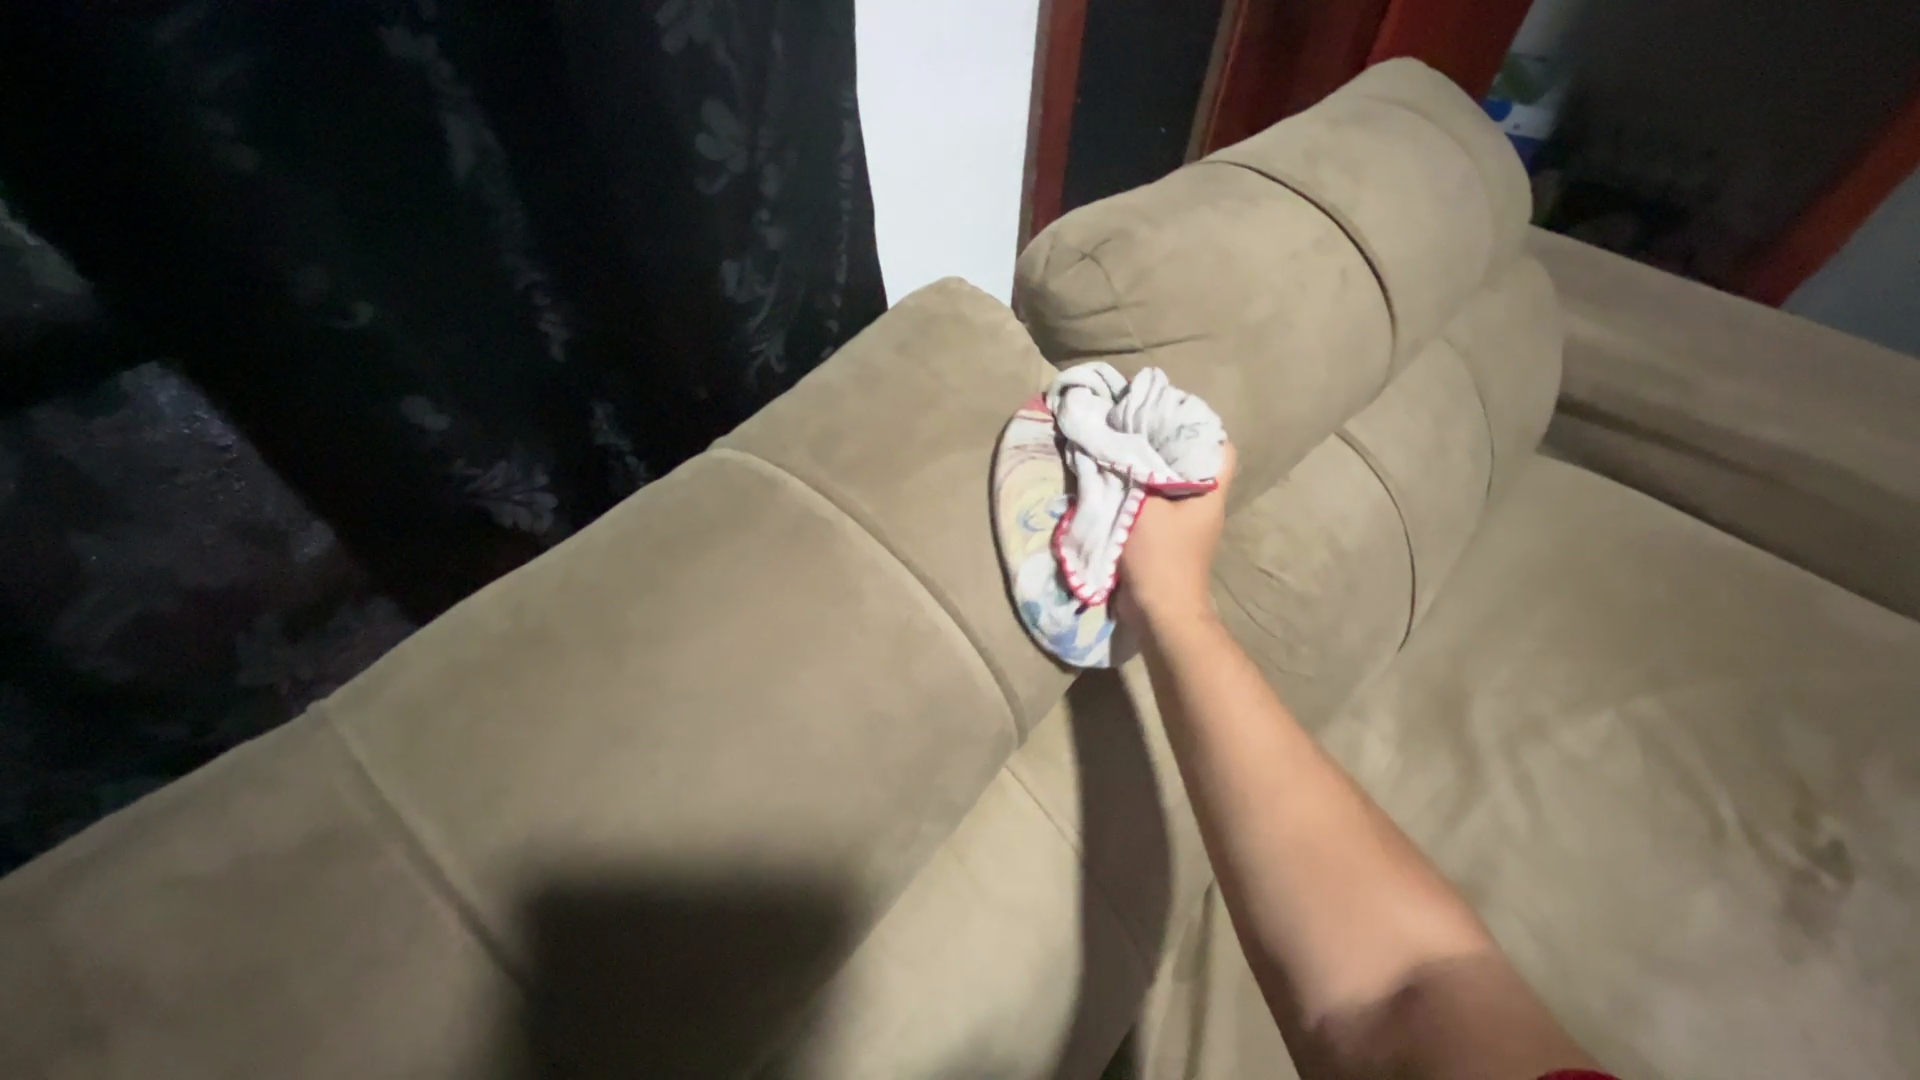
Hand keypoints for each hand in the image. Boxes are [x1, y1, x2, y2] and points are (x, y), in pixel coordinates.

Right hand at [1117, 442, 1234, 630]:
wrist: (1160, 612)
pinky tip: (1116, 482)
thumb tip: (1112, 446)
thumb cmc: (1159, 557)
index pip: (1217, 445)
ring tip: (1122, 448)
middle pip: (1189, 461)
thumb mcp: (1141, 508)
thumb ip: (1128, 474)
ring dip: (1147, 469)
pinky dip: (1139, 491)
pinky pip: (1155, 503)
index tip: (1165, 412)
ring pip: (1169, 482)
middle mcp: (1204, 502)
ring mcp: (1187, 522)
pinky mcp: (1168, 536)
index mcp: (1210, 491)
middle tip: (1135, 426)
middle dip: (1163, 444)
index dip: (1196, 426)